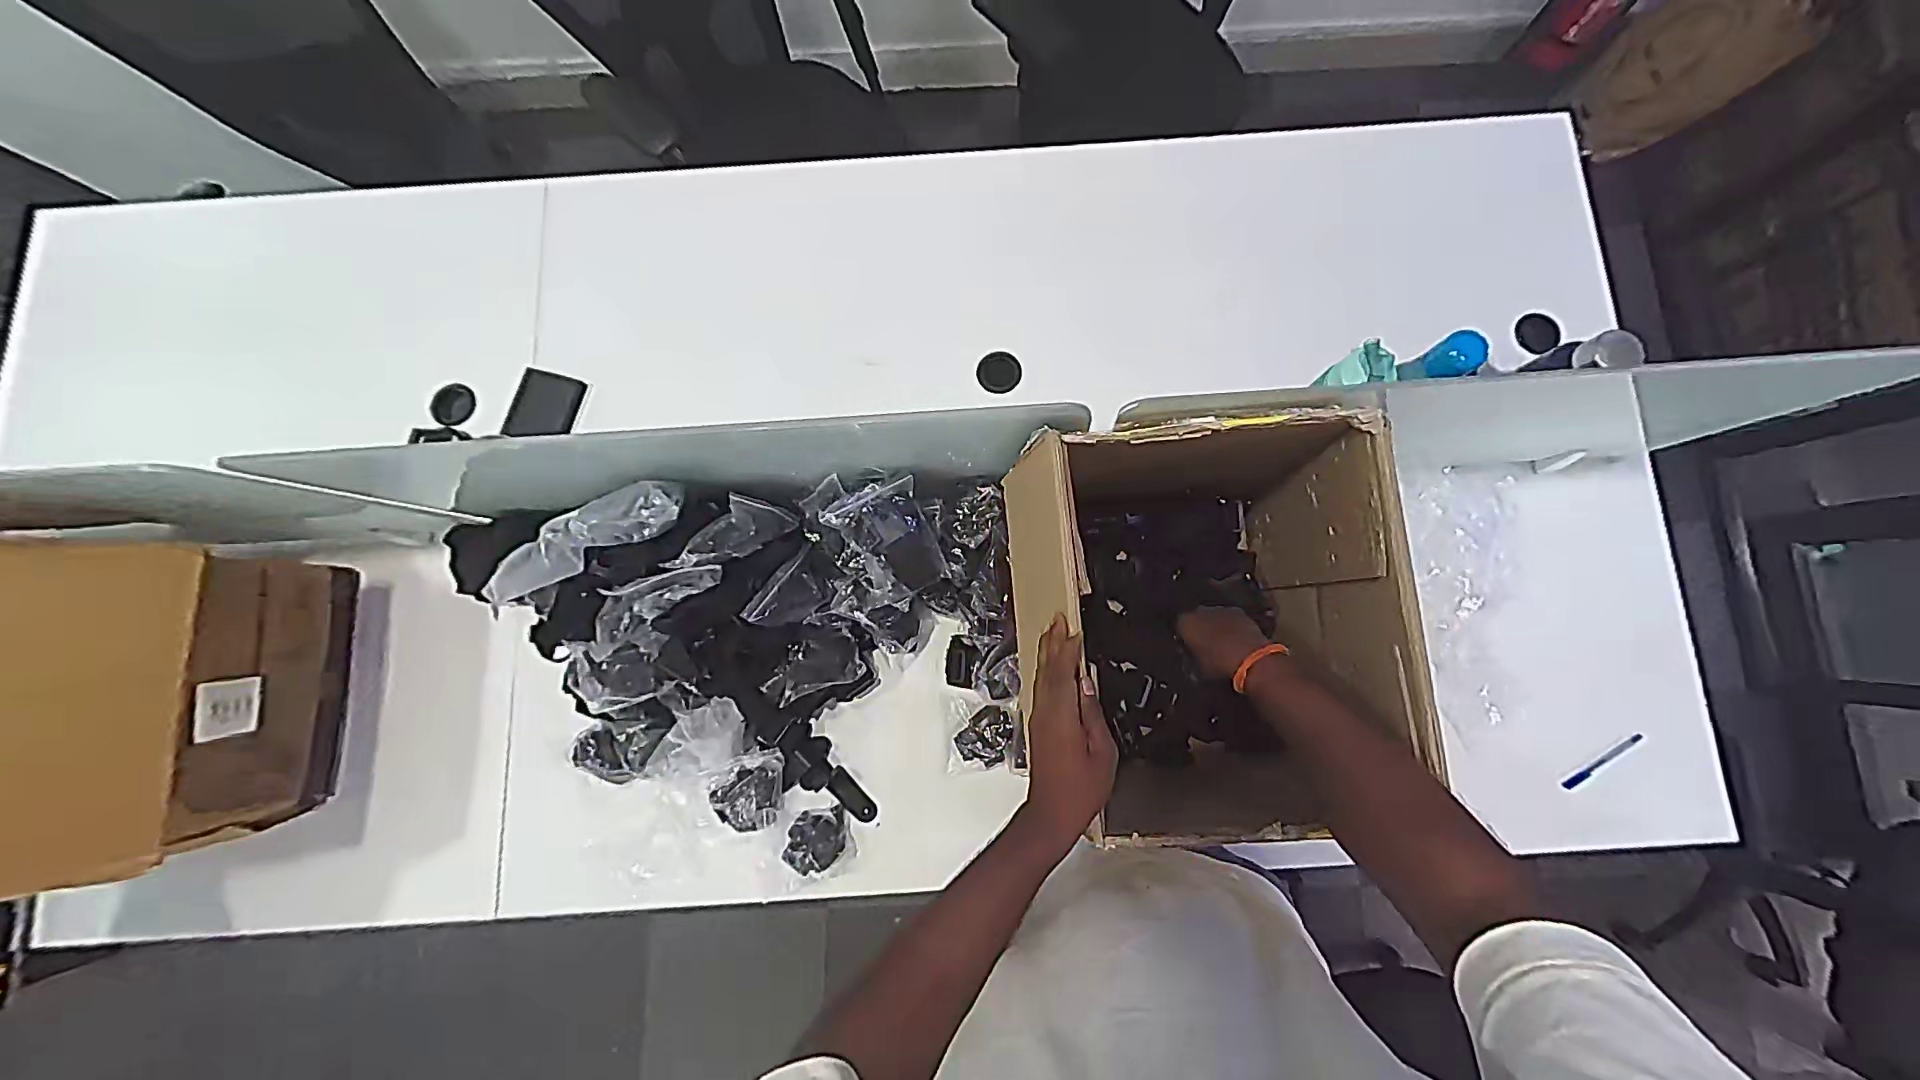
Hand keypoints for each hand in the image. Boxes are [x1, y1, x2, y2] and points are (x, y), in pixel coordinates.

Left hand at [1020, 613, 1116, 848]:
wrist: (1051, 812)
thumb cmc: (1079, 789)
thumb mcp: (1102, 752)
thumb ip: (1093, 715)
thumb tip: (1087, 686)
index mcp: (1060, 717)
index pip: (1062, 673)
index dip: (1067, 649)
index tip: (1073, 629)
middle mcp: (1044, 713)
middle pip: (1047, 670)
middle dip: (1052, 643)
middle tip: (1057, 619)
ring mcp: (1038, 719)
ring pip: (1041, 678)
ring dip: (1048, 654)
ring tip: (1054, 634)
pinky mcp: (1037, 726)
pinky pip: (1041, 690)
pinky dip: (1047, 672)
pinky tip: (1053, 667)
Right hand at [1176, 607, 1273, 679]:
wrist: (1250, 658)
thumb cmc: (1218, 664)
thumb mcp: (1198, 668)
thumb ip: (1190, 659)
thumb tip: (1190, 658)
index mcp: (1185, 623)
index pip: (1178, 627)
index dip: (1184, 638)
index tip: (1188, 648)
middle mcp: (1199, 611)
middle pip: (1195, 618)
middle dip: (1199, 628)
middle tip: (1205, 645)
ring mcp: (1220, 609)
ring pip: (1213, 616)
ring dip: (1215, 625)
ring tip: (1222, 642)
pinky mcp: (1239, 611)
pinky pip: (1229, 618)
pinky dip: (1230, 625)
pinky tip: (1236, 638)